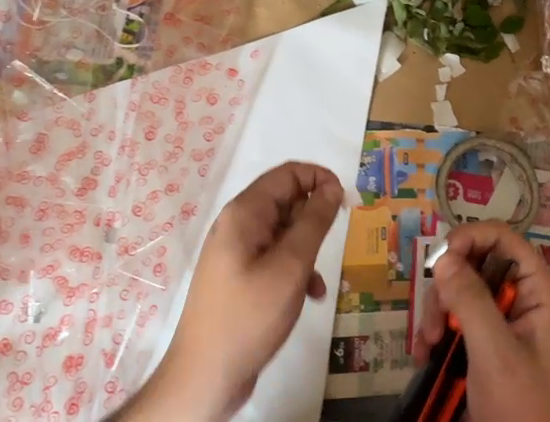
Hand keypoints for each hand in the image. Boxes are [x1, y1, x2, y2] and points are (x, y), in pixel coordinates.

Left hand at [123, 162, 342, 421]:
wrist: (204, 377)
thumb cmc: (249, 315)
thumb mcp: (290, 265)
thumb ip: (314, 222)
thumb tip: (332, 187)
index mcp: (245, 212)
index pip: (288, 173)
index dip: (319, 179)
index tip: (345, 203)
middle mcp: (237, 225)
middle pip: (285, 200)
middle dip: (315, 217)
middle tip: (337, 240)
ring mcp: (236, 252)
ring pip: (283, 232)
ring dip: (308, 248)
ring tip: (320, 279)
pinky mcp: (238, 277)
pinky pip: (274, 257)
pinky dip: (295, 269)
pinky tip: (309, 295)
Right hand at [417, 221, 549, 421]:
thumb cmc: (520, 405)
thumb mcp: (495, 351)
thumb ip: (470, 299)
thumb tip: (443, 255)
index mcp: (539, 288)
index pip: (502, 237)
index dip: (469, 238)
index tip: (438, 260)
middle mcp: (523, 296)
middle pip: (476, 261)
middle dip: (448, 287)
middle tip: (435, 321)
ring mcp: (504, 319)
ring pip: (460, 288)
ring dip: (438, 313)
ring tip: (429, 345)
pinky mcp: (486, 341)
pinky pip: (455, 317)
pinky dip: (436, 331)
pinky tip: (425, 354)